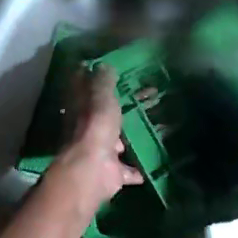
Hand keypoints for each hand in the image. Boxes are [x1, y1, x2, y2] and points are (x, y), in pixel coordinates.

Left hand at [41, 66, 144, 217]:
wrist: (93, 168)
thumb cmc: (96, 125)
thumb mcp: (101, 95)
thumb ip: (104, 81)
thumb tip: (103, 64)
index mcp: (82, 109)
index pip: (87, 90)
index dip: (98, 81)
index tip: (116, 74)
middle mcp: (88, 130)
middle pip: (104, 117)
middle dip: (119, 112)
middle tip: (146, 101)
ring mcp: (99, 152)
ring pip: (117, 143)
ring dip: (128, 140)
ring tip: (155, 129)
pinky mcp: (112, 173)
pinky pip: (128, 169)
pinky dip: (138, 168)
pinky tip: (155, 161)